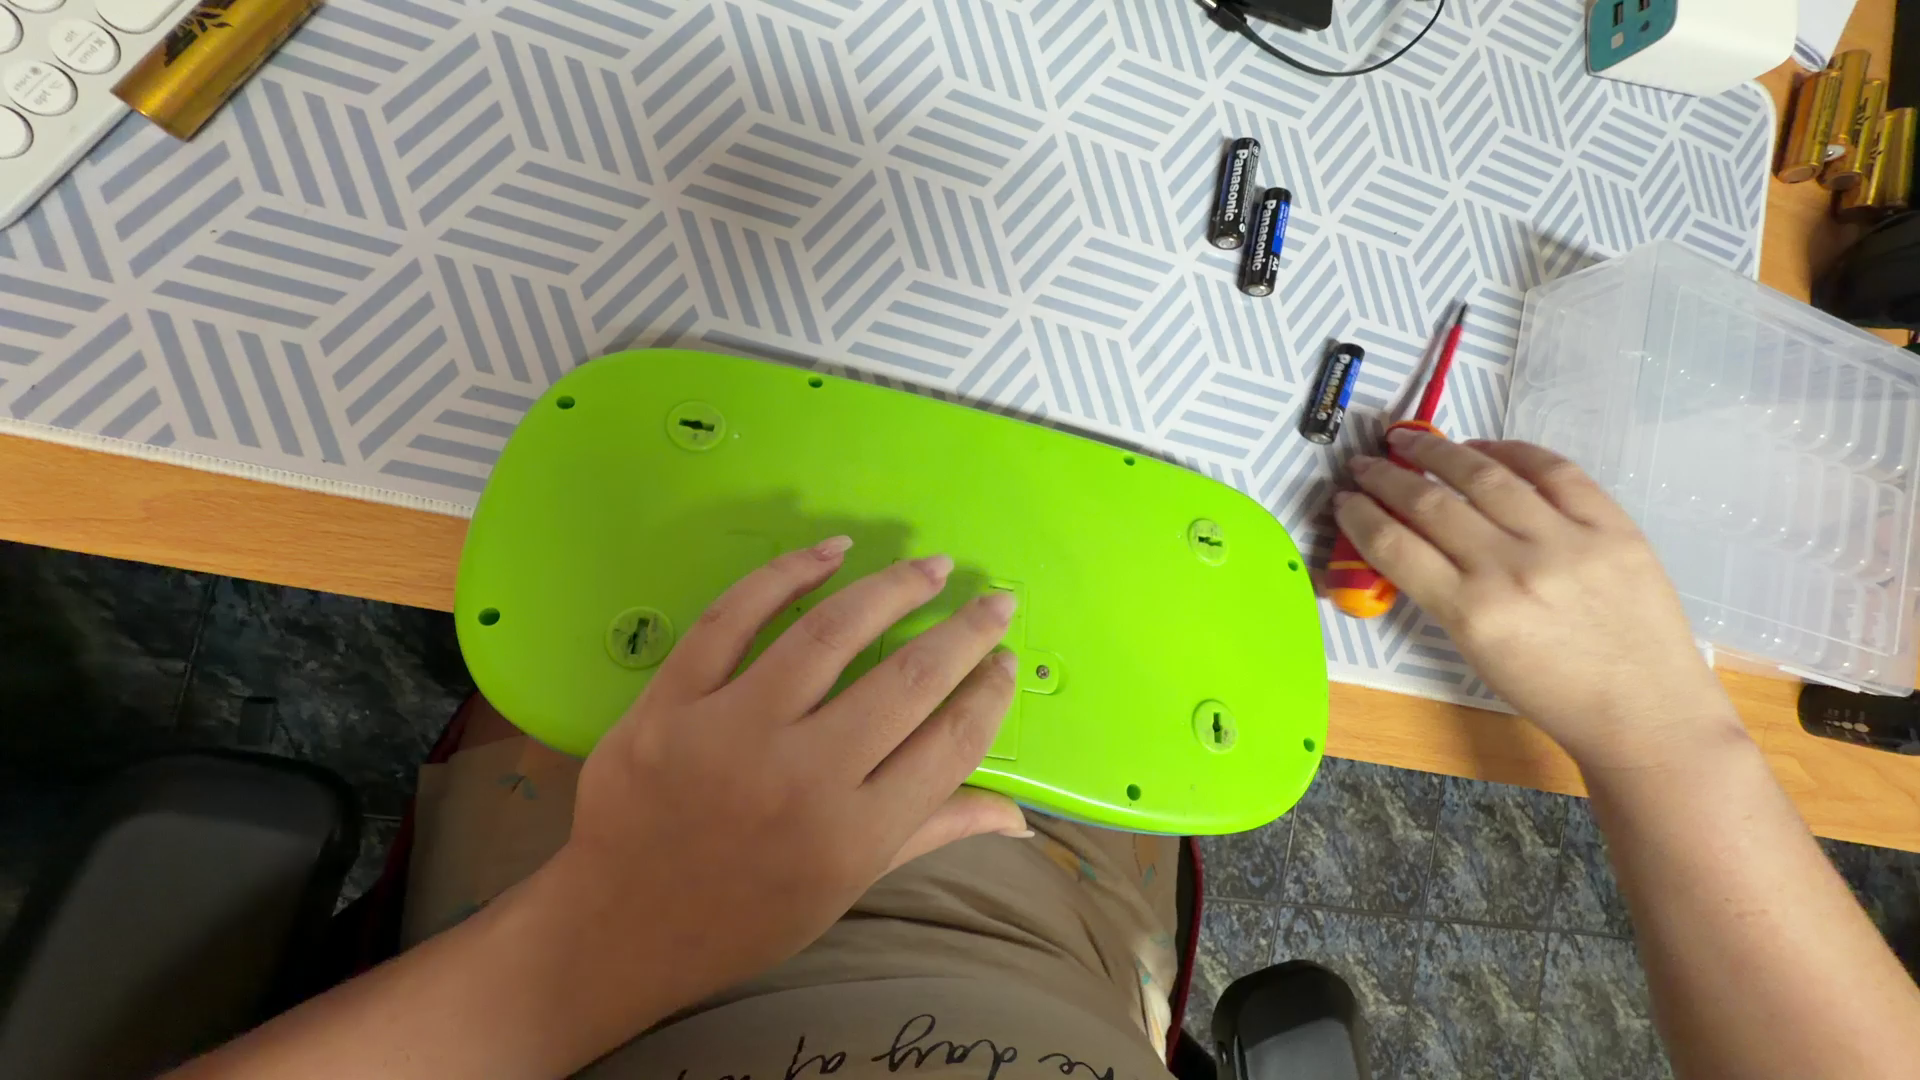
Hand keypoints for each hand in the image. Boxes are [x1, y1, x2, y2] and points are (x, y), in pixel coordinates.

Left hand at [550, 537, 1025, 1004]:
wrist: (619, 930)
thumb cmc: (746, 916)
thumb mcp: (848, 889)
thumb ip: (932, 833)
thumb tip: (1019, 816)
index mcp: (855, 835)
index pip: (951, 743)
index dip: (989, 692)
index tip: (1004, 657)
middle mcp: (802, 779)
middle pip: (908, 680)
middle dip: (966, 631)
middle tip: (994, 599)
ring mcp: (730, 734)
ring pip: (829, 634)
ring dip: (893, 588)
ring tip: (930, 566)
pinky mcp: (669, 703)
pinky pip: (733, 618)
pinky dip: (787, 574)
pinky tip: (831, 550)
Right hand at [1333, 430, 1741, 770]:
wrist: (1645, 712)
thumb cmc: (1544, 690)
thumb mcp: (1470, 648)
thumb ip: (1434, 590)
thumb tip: (1398, 536)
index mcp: (1469, 611)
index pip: (1393, 545)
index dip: (1358, 514)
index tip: (1342, 499)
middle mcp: (1512, 569)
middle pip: (1430, 504)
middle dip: (1385, 477)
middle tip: (1363, 463)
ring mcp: (1567, 543)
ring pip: (1486, 477)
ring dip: (1437, 452)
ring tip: (1408, 439)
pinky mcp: (1614, 528)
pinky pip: (1555, 472)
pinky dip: (1512, 451)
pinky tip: (1482, 447)